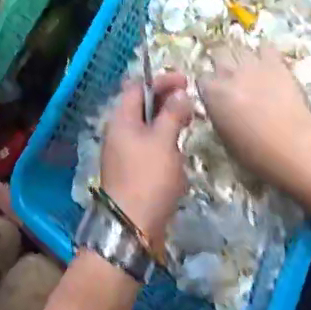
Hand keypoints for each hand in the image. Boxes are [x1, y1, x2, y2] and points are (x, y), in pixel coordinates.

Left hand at [100, 72, 192, 249]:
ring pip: (148, 128)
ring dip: (168, 124)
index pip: (139, 87)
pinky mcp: (132, 172)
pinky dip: (165, 145)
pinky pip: (149, 149)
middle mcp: (119, 132)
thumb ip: (172, 114)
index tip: (186, 82)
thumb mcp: (164, 141)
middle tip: (191, 104)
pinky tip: (179, 155)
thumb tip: (180, 94)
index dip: (161, 80)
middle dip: (167, 102)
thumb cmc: (148, 178)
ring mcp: (124, 153)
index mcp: (122, 119)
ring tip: (189, 126)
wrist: (131, 228)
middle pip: (143, 106)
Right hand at [199, 43, 310, 184]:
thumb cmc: (256, 153)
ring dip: (242, 57)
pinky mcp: (275, 63)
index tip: (215, 93)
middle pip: (219, 55)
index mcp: (212, 92)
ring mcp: (252, 64)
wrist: (292, 145)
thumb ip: (219, 113)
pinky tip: (268, 62)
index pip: (202, 78)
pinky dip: (265, 52)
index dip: (209, 85)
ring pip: (240, 48)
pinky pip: (266, 47)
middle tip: (231, 78)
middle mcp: (228, 72)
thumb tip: (221, 107)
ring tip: (249, 68)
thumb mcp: (224, 136)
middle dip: (222, 64)